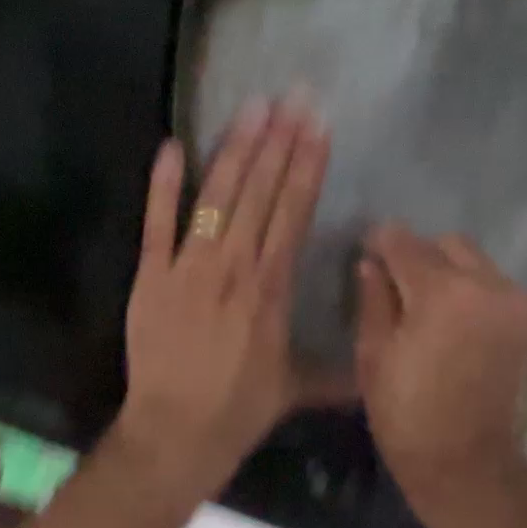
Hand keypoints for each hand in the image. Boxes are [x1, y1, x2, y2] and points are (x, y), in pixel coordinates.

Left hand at [116, 96, 335, 495]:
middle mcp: (234, 268)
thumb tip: (377, 374)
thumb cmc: (239, 412)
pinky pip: (156, 226)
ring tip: (253, 107)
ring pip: (216, 199)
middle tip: (293, 94)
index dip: (307, 166)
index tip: (318, 124)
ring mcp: (188, 270)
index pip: (293, 213)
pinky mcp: (150, 280)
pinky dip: (163, 187)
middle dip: (278, 141)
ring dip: (235, 151)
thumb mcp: (294, 389)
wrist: (177, 433)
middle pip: (259, 193)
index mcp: (272, 289)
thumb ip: (336, 376)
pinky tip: (173, 146)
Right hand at [356, 226, 526, 504]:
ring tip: (423, 304)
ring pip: (476, 263)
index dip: (381, 242)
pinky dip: (473, 293)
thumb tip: (370, 264)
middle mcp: (488, 284)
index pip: (405, 244)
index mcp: (442, 292)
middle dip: (419, 255)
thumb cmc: (404, 413)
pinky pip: (496, 287)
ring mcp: (516, 301)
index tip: (366, 249)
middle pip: (449, 244)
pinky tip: (453, 322)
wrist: (463, 460)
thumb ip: (373, 301)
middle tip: (394, 282)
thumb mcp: (373, 356)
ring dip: (448, 272)